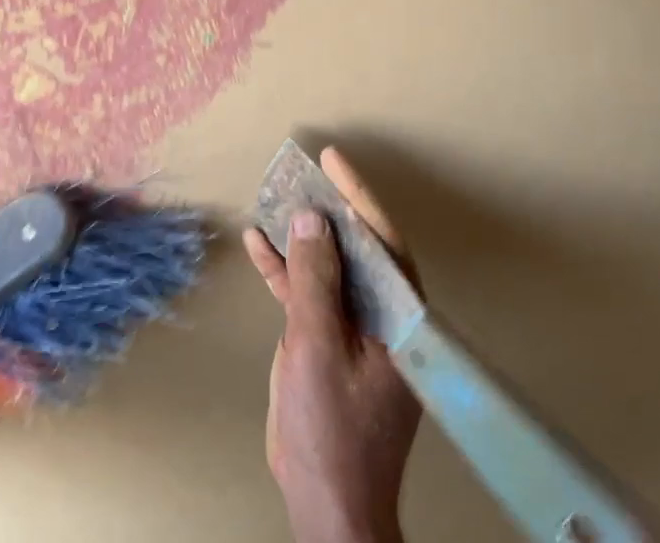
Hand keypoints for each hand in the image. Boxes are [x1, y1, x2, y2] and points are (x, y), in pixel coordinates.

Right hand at [242, 147, 421, 542]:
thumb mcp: (317, 347)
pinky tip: (259, 245)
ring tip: (271, 199)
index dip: (358, 198)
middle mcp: (383, 318)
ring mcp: (354, 332)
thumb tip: (314, 219)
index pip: (383, 244)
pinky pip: (307, 297)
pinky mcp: (327, 346)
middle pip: (356, 251)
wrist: (328, 499)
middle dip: (327, 210)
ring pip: (328, 270)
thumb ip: (315, 282)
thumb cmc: (331, 427)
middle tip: (298, 172)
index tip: (332, 160)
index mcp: (400, 319)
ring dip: (301, 238)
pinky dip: (284, 272)